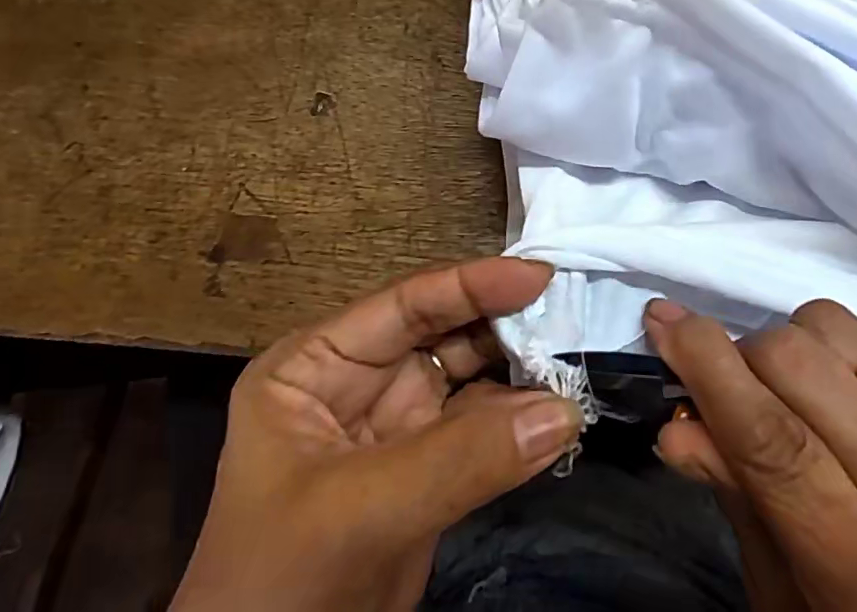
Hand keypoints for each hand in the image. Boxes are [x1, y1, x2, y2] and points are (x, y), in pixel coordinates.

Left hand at [171, 258, 584, 611]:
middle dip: (506, 323)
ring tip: (575, 361)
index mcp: (317, 364)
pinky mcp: (428, 466)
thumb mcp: (361, 509)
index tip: (542, 275)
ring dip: (521, 368)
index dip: (474, 283)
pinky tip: (558, 414)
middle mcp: (360, 380)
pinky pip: (484, 426)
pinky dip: (521, 420)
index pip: (405, 304)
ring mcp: (397, 423)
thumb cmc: (281, 581)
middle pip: (446, 331)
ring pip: (471, 375)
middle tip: (571, 314)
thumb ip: (461, 458)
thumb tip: (564, 411)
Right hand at [647, 298, 856, 611]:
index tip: (665, 319)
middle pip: (805, 367)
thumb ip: (736, 496)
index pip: (779, 446)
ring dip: (800, 351)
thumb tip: (674, 425)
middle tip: (738, 378)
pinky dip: (850, 361)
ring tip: (810, 399)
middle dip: (749, 354)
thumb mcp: (783, 588)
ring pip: (840, 331)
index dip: (714, 372)